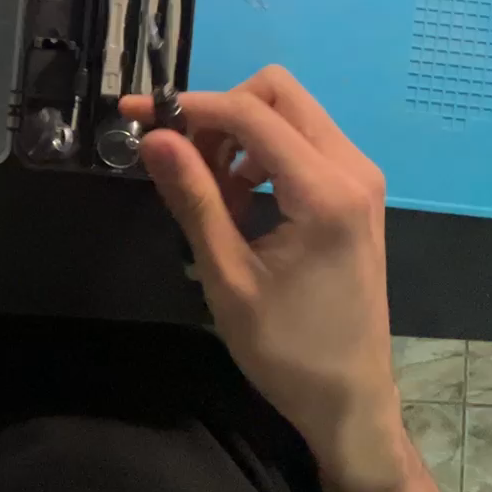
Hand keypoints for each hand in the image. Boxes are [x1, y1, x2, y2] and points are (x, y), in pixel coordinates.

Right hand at [120, 67, 401, 485]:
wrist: (350, 400)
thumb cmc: (286, 348)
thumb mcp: (227, 275)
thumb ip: (193, 198)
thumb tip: (153, 137)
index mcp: (325, 192)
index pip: (250, 113)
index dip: (188, 106)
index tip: (133, 115)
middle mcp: (351, 168)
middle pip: (277, 91)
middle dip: (218, 112)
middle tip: (182, 157)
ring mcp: (358, 176)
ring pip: (288, 111)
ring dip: (237, 134)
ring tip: (209, 191)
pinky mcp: (353, 190)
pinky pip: (300, 139)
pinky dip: (258, 151)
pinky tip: (236, 198)